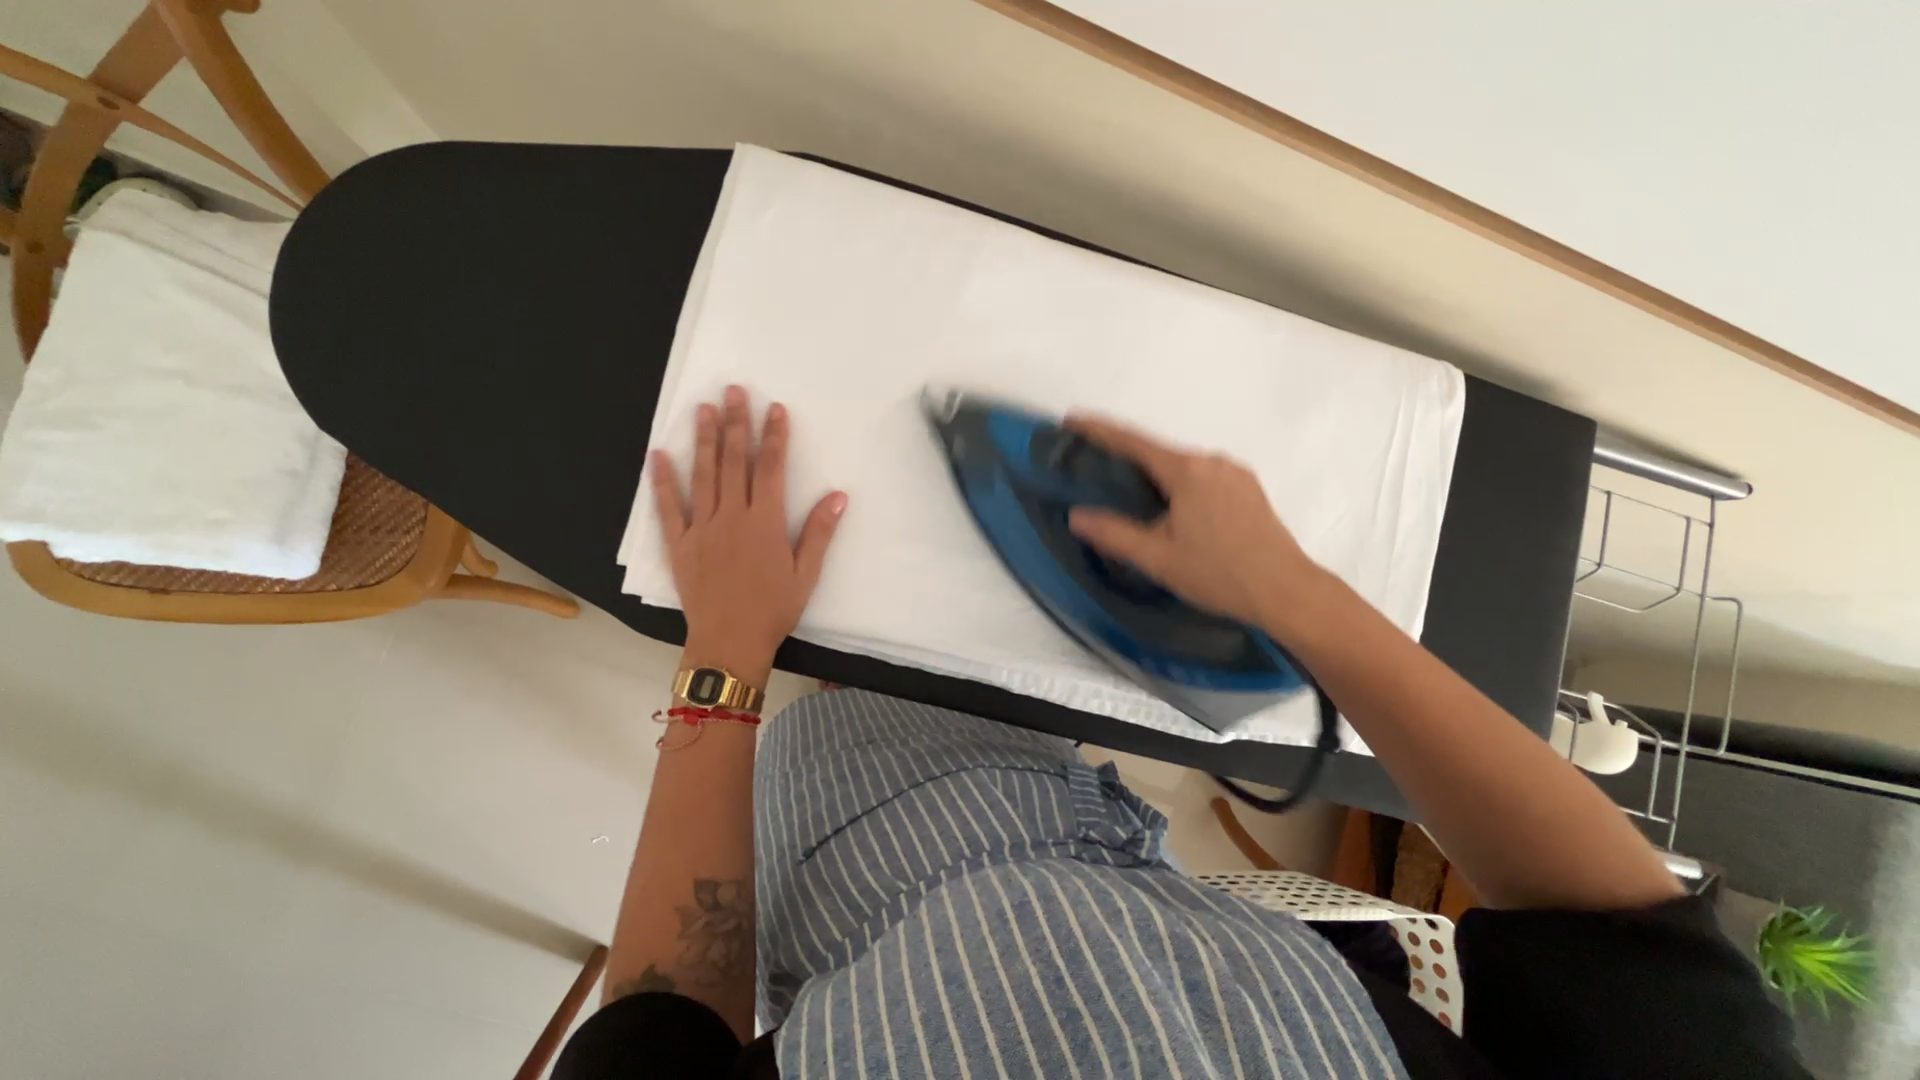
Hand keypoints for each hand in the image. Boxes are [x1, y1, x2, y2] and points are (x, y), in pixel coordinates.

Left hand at [650, 385, 847, 678]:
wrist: (729, 642)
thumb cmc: (773, 610)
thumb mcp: (806, 575)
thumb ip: (819, 532)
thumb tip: (838, 496)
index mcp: (765, 523)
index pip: (770, 469)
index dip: (774, 436)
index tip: (775, 408)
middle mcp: (732, 517)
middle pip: (734, 462)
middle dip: (737, 423)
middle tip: (733, 390)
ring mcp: (702, 528)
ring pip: (703, 475)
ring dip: (704, 440)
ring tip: (703, 409)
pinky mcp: (679, 544)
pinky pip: (668, 507)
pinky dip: (662, 481)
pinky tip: (659, 455)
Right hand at [1065, 415, 1326, 632]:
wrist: (1286, 591)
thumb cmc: (1218, 573)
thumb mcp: (1157, 558)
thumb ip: (1114, 533)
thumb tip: (1077, 516)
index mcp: (1187, 471)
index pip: (1133, 442)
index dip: (1099, 429)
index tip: (1072, 418)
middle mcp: (1212, 462)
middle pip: (1159, 453)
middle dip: (1127, 458)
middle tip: (1097, 470)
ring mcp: (1235, 474)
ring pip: (1183, 467)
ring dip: (1156, 476)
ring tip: (1134, 498)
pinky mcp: (1249, 490)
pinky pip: (1204, 478)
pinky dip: (1180, 486)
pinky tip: (1175, 511)